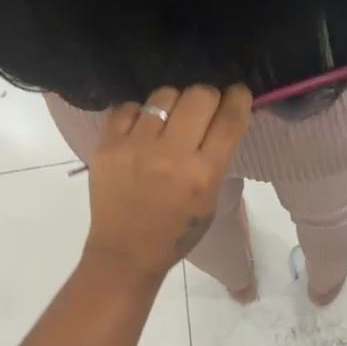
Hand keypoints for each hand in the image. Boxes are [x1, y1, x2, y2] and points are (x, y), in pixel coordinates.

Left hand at [81, 84, 251, 286]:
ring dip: (174, 103)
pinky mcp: (107, 146)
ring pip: (164, 95)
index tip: (238, 92)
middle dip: (208, 96)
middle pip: (199, 95)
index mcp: (203, 174)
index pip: (229, 119)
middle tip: (204, 108)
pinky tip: (142, 129)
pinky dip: (140, 114)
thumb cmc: (176, 232)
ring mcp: (136, 147)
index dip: (238, 98)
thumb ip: (216, 159)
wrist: (126, 253)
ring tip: (170, 119)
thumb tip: (222, 118)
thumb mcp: (210, 199)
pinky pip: (129, 107)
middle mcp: (171, 155)